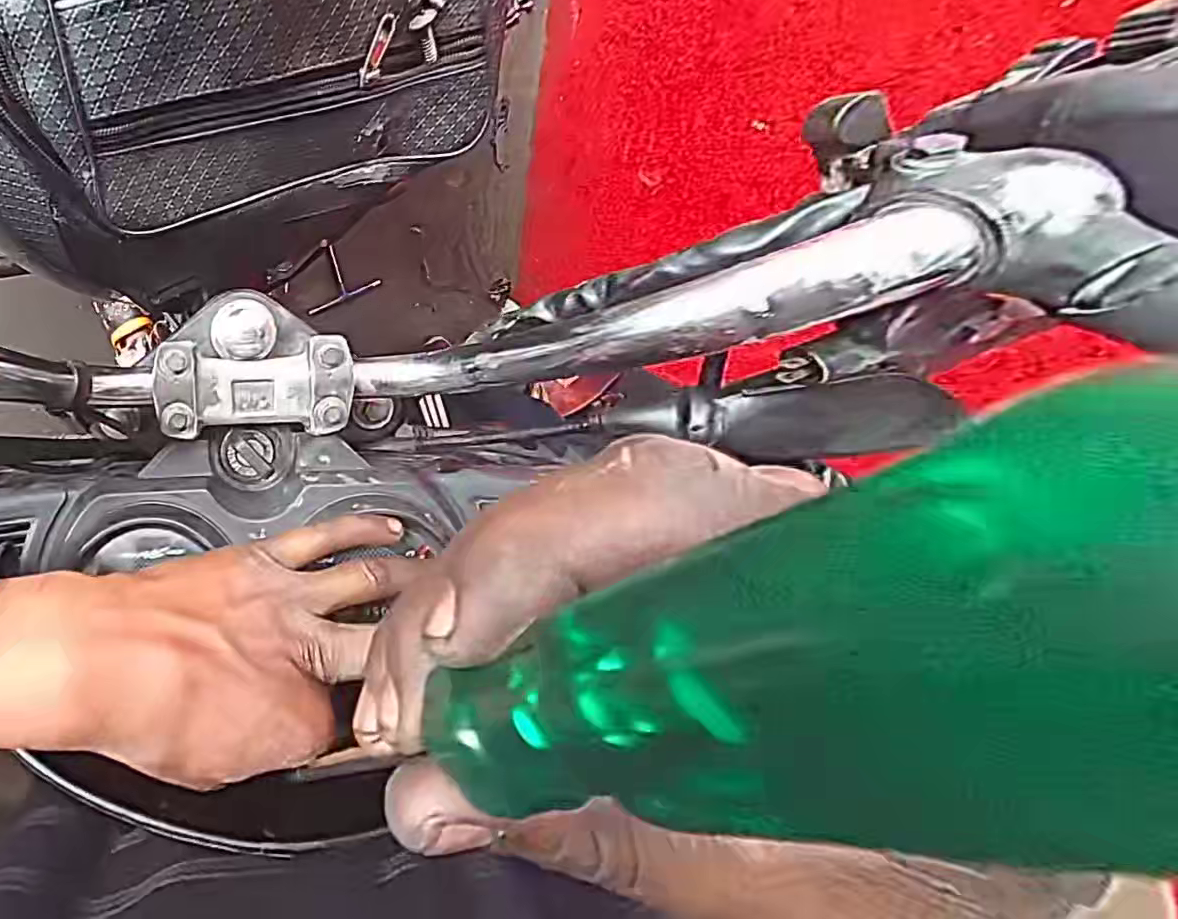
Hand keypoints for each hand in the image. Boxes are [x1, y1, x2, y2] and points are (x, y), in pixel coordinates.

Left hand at [0, 514, 415, 789]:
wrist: (96, 654)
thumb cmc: (139, 710)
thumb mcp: (215, 766)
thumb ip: (273, 750)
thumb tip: (296, 735)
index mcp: (299, 719)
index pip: (364, 724)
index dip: (378, 722)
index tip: (392, 715)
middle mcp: (305, 654)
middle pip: (391, 653)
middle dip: (428, 653)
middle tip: (453, 647)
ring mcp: (289, 599)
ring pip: (375, 587)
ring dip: (415, 586)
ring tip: (443, 583)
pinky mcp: (263, 559)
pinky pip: (327, 537)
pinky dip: (362, 529)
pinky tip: (387, 528)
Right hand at [362, 436, 1109, 917]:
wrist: (965, 844)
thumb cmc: (918, 862)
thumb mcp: (766, 869)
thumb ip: (587, 826)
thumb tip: (432, 806)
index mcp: (806, 563)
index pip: (637, 501)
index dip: (523, 562)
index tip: (449, 648)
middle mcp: (722, 522)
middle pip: (548, 513)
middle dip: (452, 601)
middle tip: (403, 702)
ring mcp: (662, 539)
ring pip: (517, 532)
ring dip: (442, 612)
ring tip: (405, 701)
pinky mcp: (618, 568)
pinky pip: (518, 563)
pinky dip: (463, 616)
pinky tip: (435, 675)